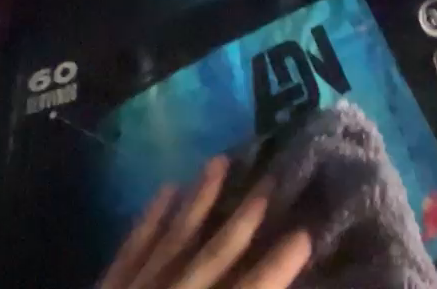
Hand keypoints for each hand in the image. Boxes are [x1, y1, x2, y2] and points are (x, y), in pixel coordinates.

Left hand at [97, 156, 312, 288]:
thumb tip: (262, 288)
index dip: (278, 266)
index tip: (306, 233)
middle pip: (213, 256)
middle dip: (244, 217)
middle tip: (270, 177)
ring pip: (172, 239)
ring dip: (197, 201)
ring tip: (218, 161)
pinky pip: (130, 249)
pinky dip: (148, 220)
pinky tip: (165, 190)